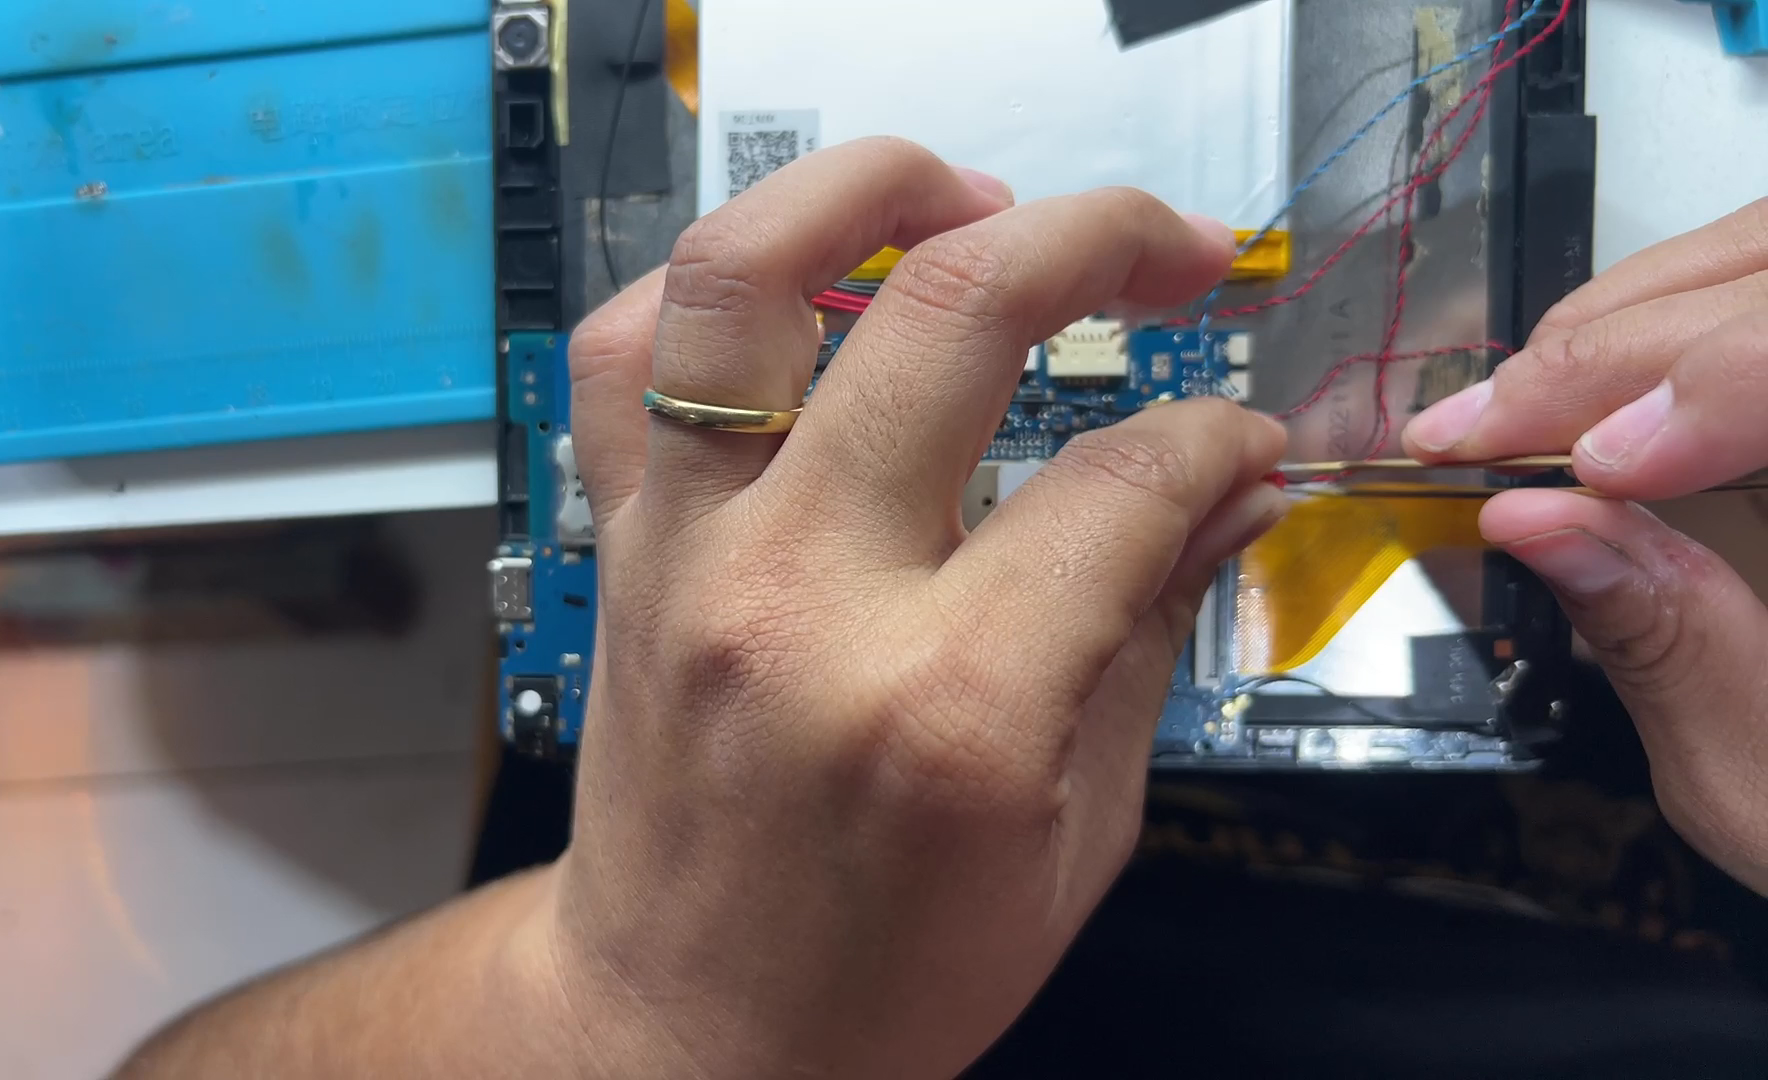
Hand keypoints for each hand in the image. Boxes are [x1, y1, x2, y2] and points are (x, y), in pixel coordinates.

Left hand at [539, 138, 1284, 1077]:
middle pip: (950, 316)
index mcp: (953, 703)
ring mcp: (692, 552)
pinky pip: (625, 358)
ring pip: (744, 284)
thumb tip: (1220, 491)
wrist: (684, 1020)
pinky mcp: (629, 550)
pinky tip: (793, 284)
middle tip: (1155, 238)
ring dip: (863, 193)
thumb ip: (1144, 637)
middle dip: (1087, 235)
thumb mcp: (1074, 834)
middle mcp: (805, 595)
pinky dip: (706, 285)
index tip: (1236, 432)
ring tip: (955, 191)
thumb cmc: (883, 967)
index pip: (1126, 484)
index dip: (1214, 437)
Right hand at [1405, 198, 1767, 894]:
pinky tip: (1575, 397)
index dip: (1718, 374)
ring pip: (1762, 259)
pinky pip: (1742, 299)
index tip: (1554, 463)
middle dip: (1624, 339)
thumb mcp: (1758, 779)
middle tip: (1478, 423)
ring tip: (1510, 409)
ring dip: (1622, 321)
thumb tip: (1523, 521)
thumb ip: (1658, 635)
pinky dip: (1649, 327)